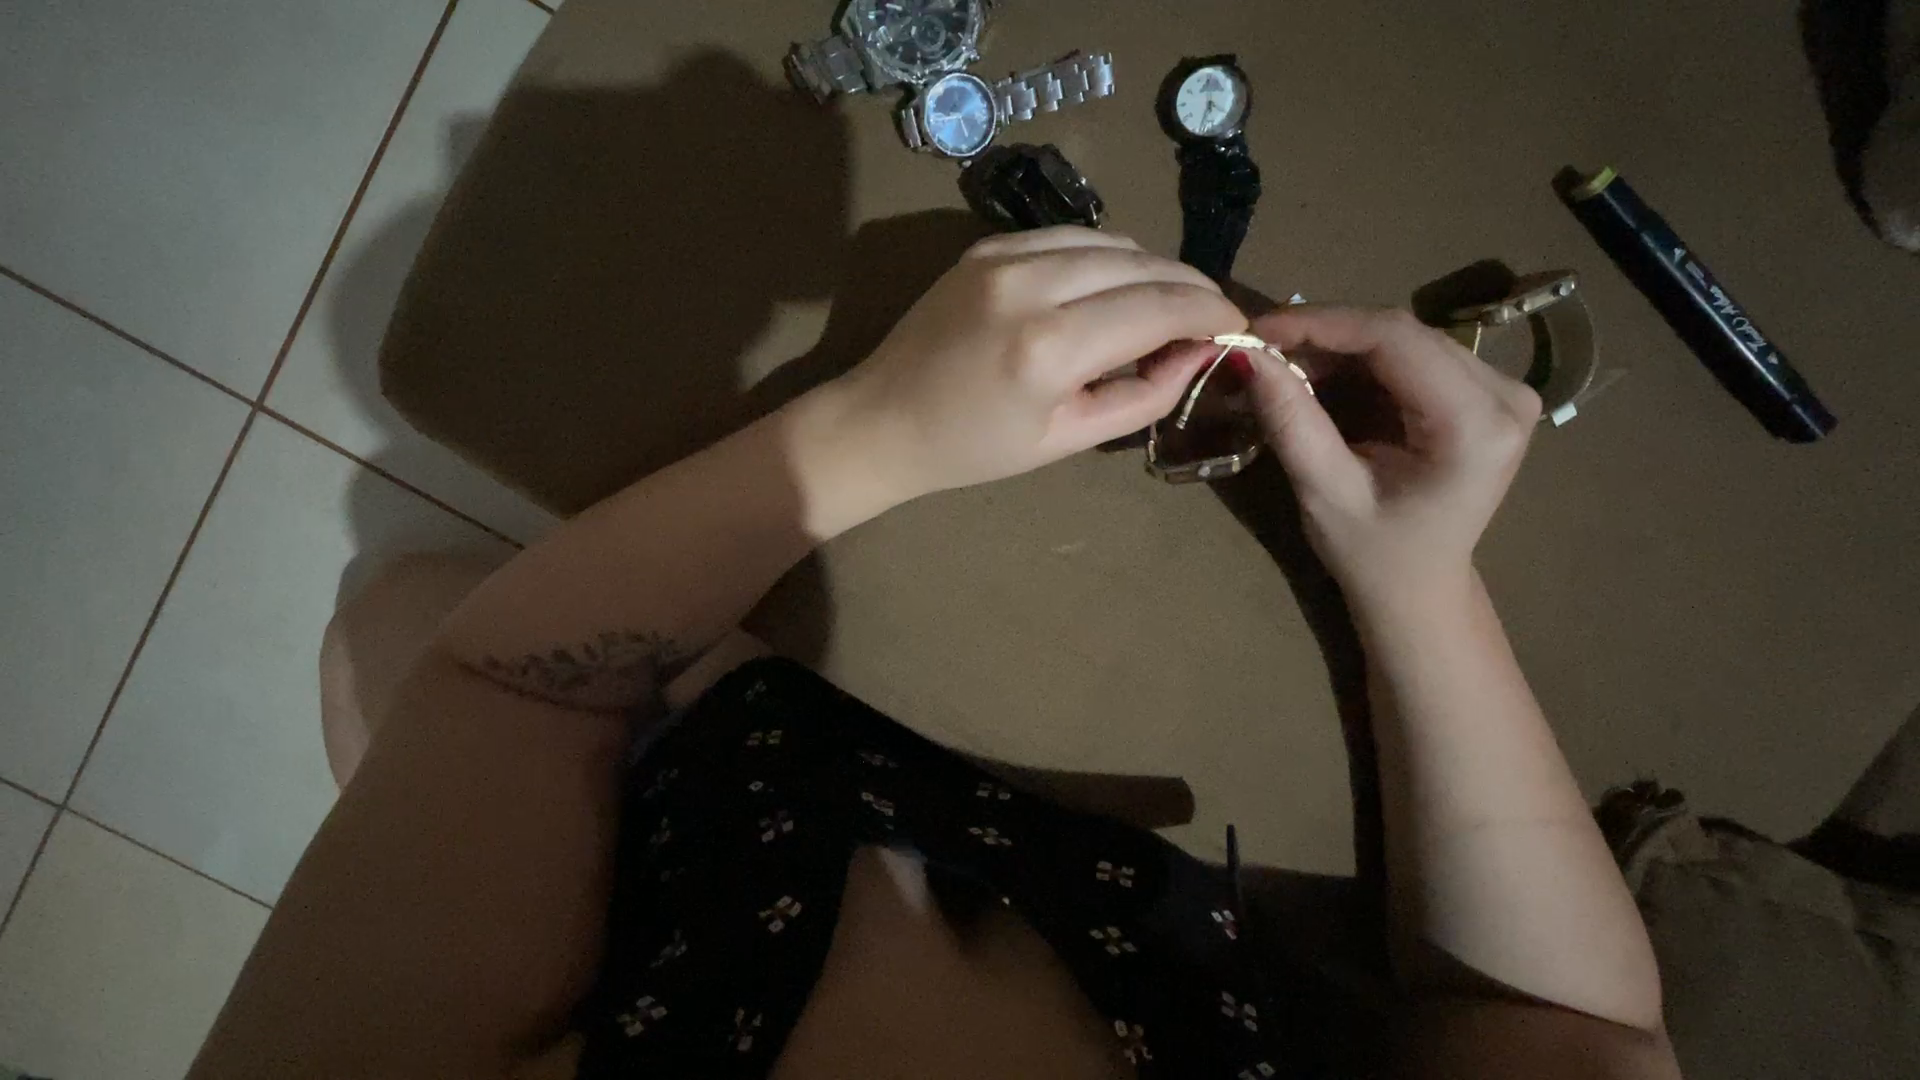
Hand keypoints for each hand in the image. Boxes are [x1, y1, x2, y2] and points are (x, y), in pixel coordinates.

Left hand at [834, 226, 1246, 500]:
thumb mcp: (1067, 439)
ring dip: (1151, 269)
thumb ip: (1143, 395)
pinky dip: (1106, 258)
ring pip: (1112, 241)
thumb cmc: (973, 450)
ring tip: (1165, 307)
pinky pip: (1071, 237)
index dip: (1210, 313)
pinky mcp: (986, 245)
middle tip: (1209, 318)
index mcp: (1049, 347)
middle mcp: (1030, 284)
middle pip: (1143, 263)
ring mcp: (1003, 255)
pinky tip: (1112, 289)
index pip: (1159, 306)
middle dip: (1190, 287)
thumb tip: (1199, 353)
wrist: (884, 421)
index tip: (1236, 327)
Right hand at [1243, 307, 1540, 606]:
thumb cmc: (1372, 552)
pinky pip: (1409, 354)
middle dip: (1324, 333)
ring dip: (1336, 344)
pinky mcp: (1481, 390)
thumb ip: (1291, 421)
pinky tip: (1318, 373)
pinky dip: (1356, 359)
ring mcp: (1499, 387)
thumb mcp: (1323, 492)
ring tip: (1282, 363)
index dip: (1322, 323)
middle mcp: (1504, 393)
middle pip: (1401, 332)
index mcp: (1475, 425)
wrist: (1417, 585)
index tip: (1258, 331)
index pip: (1396, 339)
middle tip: (1261, 349)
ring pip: (1402, 337)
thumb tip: (1248, 358)